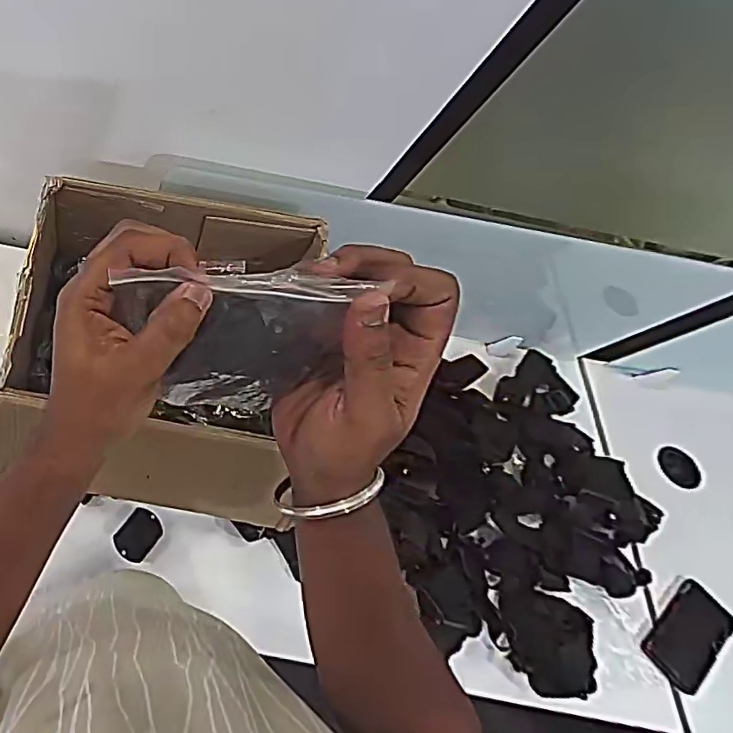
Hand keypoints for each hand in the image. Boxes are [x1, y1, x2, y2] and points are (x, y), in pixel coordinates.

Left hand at [45, 220, 211, 458]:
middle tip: (197, 279)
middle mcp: (88, 292)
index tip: (195, 277)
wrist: (78, 439)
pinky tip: (182, 307)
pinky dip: (165, 288)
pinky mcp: (112, 318)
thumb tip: (200, 292)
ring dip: (168, 268)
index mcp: (83, 296)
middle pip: (130, 244)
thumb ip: (169, 328)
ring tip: (194, 292)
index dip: (166, 249)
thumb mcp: (139, 369)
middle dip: (168, 252)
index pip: (125, 245)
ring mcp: (99, 304)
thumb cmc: (95, 411)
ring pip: (136, 263)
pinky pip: (140, 287)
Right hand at [273, 246, 458, 503]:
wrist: (311, 470)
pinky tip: (297, 288)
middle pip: (398, 273)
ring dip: (339, 268)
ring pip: (361, 277)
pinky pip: (324, 295)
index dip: (412, 281)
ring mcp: (356, 330)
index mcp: (416, 353)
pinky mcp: (322, 332)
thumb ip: (370, 359)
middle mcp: (391, 334)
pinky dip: (311, 284)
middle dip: (369, 262)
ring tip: (311, 277)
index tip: (374, 291)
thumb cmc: (348, 454)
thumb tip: (372, 302)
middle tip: (332, 272)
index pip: (436, 295)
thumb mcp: (367, 413)